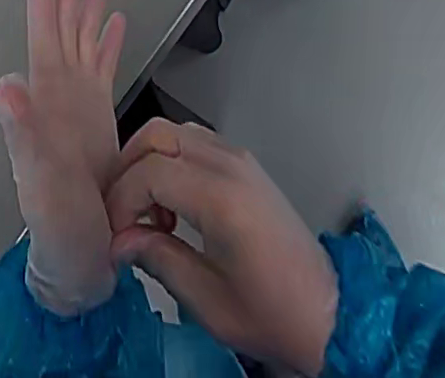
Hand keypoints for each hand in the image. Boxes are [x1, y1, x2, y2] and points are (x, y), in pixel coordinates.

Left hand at [0, 0, 127, 314]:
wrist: (82, 258)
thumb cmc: (58, 221)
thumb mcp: (38, 179)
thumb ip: (22, 133)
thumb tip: (2, 82)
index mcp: (46, 97)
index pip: (44, 35)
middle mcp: (61, 91)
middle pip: (65, 27)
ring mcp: (80, 101)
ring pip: (84, 39)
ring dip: (88, 5)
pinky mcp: (101, 116)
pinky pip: (104, 66)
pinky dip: (108, 41)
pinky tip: (114, 20)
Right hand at [105, 119, 337, 374]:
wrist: (329, 312)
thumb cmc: (274, 314)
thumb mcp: (209, 301)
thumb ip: (158, 259)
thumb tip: (119, 241)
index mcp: (222, 197)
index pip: (149, 172)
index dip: (121, 200)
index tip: (115, 234)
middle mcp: (229, 164)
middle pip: (155, 135)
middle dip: (127, 170)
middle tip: (120, 213)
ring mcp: (237, 156)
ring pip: (171, 130)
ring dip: (146, 161)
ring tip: (144, 209)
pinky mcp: (242, 161)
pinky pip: (190, 139)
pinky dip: (168, 159)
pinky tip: (171, 201)